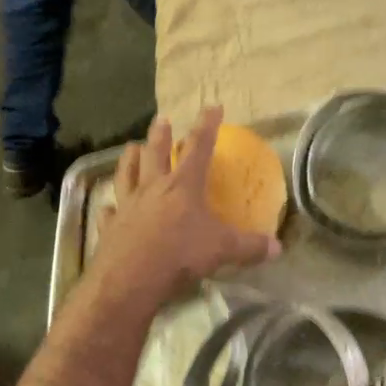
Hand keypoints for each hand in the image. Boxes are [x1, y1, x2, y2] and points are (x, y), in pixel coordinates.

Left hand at [92, 108, 280, 308]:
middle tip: (162, 119)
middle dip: (160, 135)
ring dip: (129, 160)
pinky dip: (109, 209)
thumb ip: (249, 246)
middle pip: (155, 154)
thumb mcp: (222, 250)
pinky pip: (109, 214)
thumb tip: (278, 247)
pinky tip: (107, 207)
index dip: (207, 126)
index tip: (213, 106)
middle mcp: (153, 189)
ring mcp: (128, 207)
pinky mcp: (110, 228)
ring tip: (130, 147)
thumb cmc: (180, 254)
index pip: (199, 147)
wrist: (130, 279)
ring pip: (127, 175)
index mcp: (183, 186)